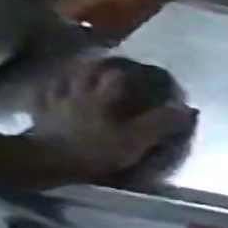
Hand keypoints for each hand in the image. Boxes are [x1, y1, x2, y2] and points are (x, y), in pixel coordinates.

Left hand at [30, 57, 196, 182]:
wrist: (45, 163)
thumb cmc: (96, 151)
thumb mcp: (137, 140)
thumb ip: (161, 123)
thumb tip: (187, 109)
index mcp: (103, 99)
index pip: (119, 76)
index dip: (132, 72)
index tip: (145, 73)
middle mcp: (79, 95)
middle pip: (88, 72)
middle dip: (101, 66)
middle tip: (112, 65)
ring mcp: (55, 103)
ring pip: (64, 79)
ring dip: (74, 73)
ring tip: (83, 72)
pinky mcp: (40, 114)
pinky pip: (42, 95)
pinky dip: (50, 88)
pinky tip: (54, 88)